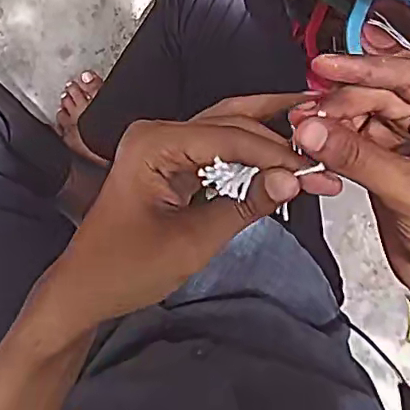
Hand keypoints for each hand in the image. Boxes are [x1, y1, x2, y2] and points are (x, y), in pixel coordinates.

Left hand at [33, 95, 334, 329]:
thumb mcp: (192, 242)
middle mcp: (157, 132)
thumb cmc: (124, 267)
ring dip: (268, 137)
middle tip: (323, 145)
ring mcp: (163, 143)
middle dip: (278, 137)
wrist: (85, 287)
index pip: (229, 137)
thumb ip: (245, 205)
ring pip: (227, 127)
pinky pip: (217, 147)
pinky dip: (250, 154)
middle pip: (230, 121)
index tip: (315, 171)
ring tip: (313, 139)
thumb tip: (294, 180)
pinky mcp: (171, 159)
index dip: (276, 154)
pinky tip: (280, 157)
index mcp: (153, 143)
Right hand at [290, 54, 409, 304]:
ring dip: (330, 120)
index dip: (363, 69)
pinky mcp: (385, 160)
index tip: (326, 65)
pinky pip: (351, 138)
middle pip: (377, 94)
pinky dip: (331, 140)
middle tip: (307, 114)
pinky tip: (313, 144)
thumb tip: (314, 128)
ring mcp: (408, 141)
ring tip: (304, 129)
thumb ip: (357, 156)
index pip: (407, 77)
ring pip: (360, 114)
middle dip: (339, 102)